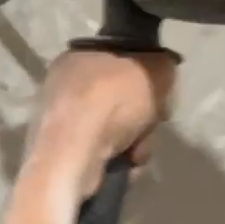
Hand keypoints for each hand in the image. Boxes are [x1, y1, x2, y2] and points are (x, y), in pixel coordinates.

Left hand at [24, 49, 177, 202]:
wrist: (75, 152)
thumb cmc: (112, 100)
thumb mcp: (155, 69)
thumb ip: (162, 67)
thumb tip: (160, 75)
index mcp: (77, 58)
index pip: (118, 61)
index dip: (144, 76)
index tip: (159, 91)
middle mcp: (64, 89)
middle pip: (120, 100)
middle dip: (143, 116)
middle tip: (153, 122)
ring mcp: (62, 124)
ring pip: (115, 129)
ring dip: (136, 142)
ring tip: (138, 151)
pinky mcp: (65, 155)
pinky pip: (103, 153)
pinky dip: (120, 160)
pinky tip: (128, 165)